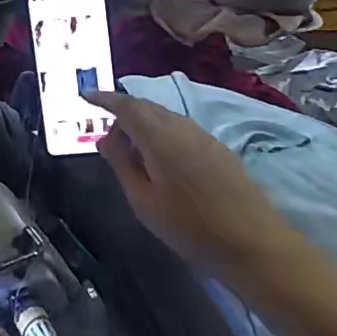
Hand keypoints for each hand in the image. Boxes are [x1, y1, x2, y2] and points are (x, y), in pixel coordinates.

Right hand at [83, 90, 300, 275]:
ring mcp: (204, 135)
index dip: (105, 98)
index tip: (86, 96)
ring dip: (145, 124)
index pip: (127, 106)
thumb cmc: (188, 226)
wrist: (249, 239)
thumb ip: (122, 163)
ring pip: (166, 117)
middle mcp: (182, 126)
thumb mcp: (143, 200)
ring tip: (133, 152)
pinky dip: (163, 133)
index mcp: (159, 136)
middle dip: (124, 113)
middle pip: (147, 107)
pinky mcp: (218, 147)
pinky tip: (162, 159)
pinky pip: (182, 128)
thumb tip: (106, 137)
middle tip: (108, 138)